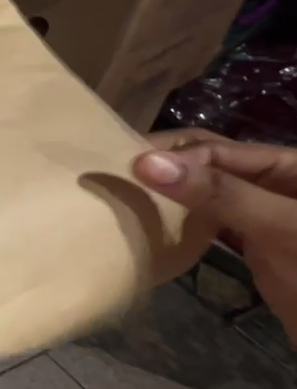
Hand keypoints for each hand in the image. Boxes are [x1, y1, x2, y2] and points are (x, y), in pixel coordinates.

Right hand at [133, 129, 296, 338]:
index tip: (115, 172)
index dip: (169, 156)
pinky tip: (150, 224)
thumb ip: (219, 193)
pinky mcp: (256, 239)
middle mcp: (281, 182)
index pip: (217, 149)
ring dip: (166, 193)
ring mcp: (268, 212)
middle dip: (163, 169)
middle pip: (210, 164)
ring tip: (118, 198)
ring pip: (205, 190)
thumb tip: (143, 162)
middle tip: (108, 181)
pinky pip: (209, 218)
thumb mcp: (282, 227)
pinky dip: (178, 217)